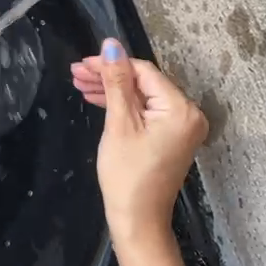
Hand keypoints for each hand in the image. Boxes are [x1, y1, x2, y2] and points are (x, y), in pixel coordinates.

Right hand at [71, 39, 207, 243]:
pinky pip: (147, 112)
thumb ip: (116, 81)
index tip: (82, 63)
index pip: (144, 72)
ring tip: (81, 85)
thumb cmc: (127, 175)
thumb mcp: (119, 123)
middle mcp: (188, 113)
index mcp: (180, 108)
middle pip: (143, 83)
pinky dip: (124, 107)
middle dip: (109, 76)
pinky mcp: (172, 137)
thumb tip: (112, 45)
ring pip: (142, 97)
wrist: (137, 220)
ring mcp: (181, 126)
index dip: (112, 64)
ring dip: (113, 90)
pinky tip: (99, 100)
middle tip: (77, 73)